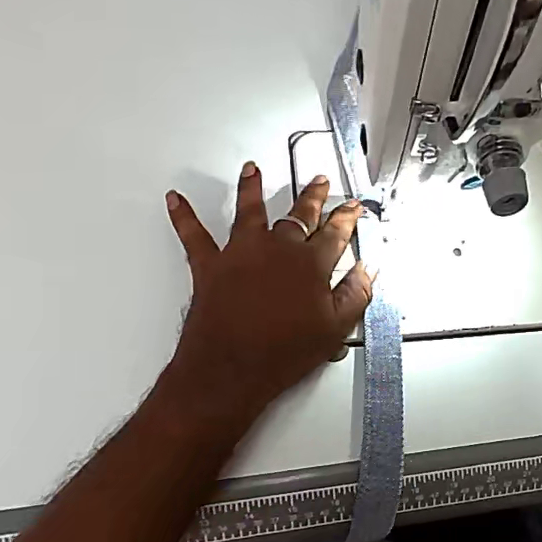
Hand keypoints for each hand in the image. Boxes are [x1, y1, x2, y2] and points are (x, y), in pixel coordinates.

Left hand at [160, 162, 372, 423]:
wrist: (231, 370)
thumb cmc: (279, 354)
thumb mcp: (334, 330)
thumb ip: (356, 295)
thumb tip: (366, 272)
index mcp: (310, 264)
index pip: (335, 232)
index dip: (347, 218)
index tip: (353, 208)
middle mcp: (276, 250)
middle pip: (299, 215)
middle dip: (312, 197)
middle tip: (319, 183)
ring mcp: (241, 254)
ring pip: (249, 211)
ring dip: (251, 188)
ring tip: (252, 170)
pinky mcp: (210, 267)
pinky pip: (193, 236)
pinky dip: (183, 217)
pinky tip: (175, 200)